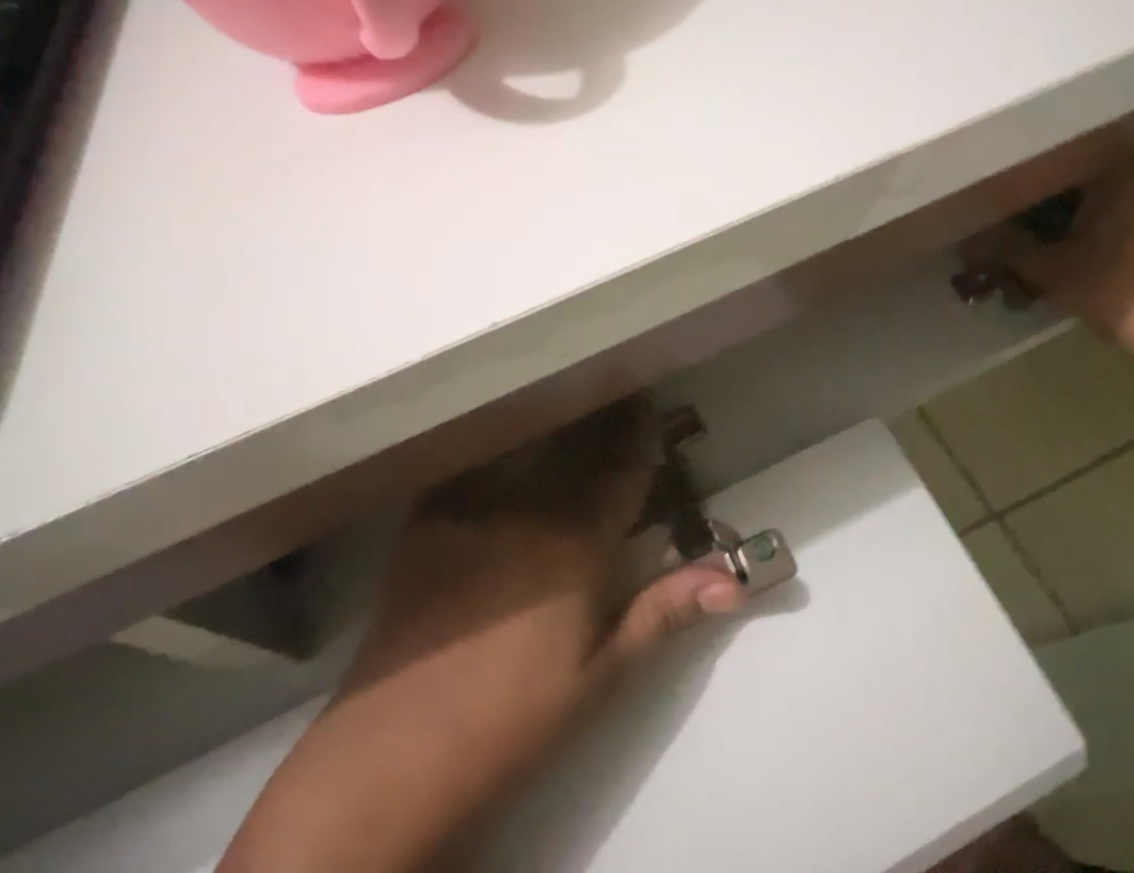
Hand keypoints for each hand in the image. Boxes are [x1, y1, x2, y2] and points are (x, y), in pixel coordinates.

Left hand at [216, 400, 745, 872]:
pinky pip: (466, 464)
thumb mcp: (603, 674)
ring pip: (517, 445)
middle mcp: (524, 509)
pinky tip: (495, 440)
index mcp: (575, 544)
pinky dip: (490, 444)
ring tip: (560, 397)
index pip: (620, 472)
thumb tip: (735, 580)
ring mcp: (467, 511)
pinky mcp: (424, 523)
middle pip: (569, 445)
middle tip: (611, 387)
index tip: (650, 402)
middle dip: (596, 414)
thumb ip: (664, 612)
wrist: (398, 746)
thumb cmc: (517, 718)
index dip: (639, 434)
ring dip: (545, 420)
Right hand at [1002, 146, 1133, 380]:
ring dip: (1103, 220)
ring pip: (1133, 196)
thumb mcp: (1057, 275)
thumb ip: (1010, 249)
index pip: (1057, 161)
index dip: (1025, 191)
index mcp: (1121, 158)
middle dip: (1064, 207)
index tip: (1007, 217)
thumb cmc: (1131, 294)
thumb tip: (972, 237)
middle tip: (1041, 242)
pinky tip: (1130, 268)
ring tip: (1082, 259)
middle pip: (1096, 176)